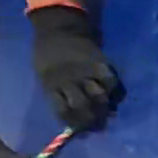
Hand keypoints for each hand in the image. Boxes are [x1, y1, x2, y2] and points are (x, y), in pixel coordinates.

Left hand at [29, 5, 119, 128]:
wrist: (59, 28)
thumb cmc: (48, 55)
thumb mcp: (44, 75)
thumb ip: (56, 94)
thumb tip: (72, 116)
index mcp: (52, 85)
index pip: (64, 111)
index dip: (74, 124)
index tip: (80, 129)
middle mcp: (69, 80)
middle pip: (83, 106)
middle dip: (91, 118)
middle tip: (97, 123)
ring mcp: (85, 72)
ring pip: (99, 96)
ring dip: (103, 106)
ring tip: (106, 110)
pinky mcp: (100, 63)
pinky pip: (111, 82)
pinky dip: (114, 90)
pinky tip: (112, 92)